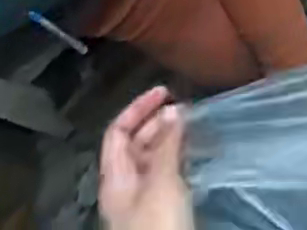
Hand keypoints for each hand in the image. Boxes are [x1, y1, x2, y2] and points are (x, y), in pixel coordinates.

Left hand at [98, 87, 192, 229]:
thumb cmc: (158, 226)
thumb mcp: (162, 182)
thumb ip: (166, 144)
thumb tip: (174, 110)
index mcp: (114, 178)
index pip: (118, 131)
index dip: (138, 107)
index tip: (165, 90)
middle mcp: (123, 187)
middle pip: (133, 143)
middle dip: (156, 121)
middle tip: (183, 108)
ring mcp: (140, 202)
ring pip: (149, 159)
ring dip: (167, 138)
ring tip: (190, 126)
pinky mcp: (157, 214)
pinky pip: (162, 174)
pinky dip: (175, 157)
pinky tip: (191, 153)